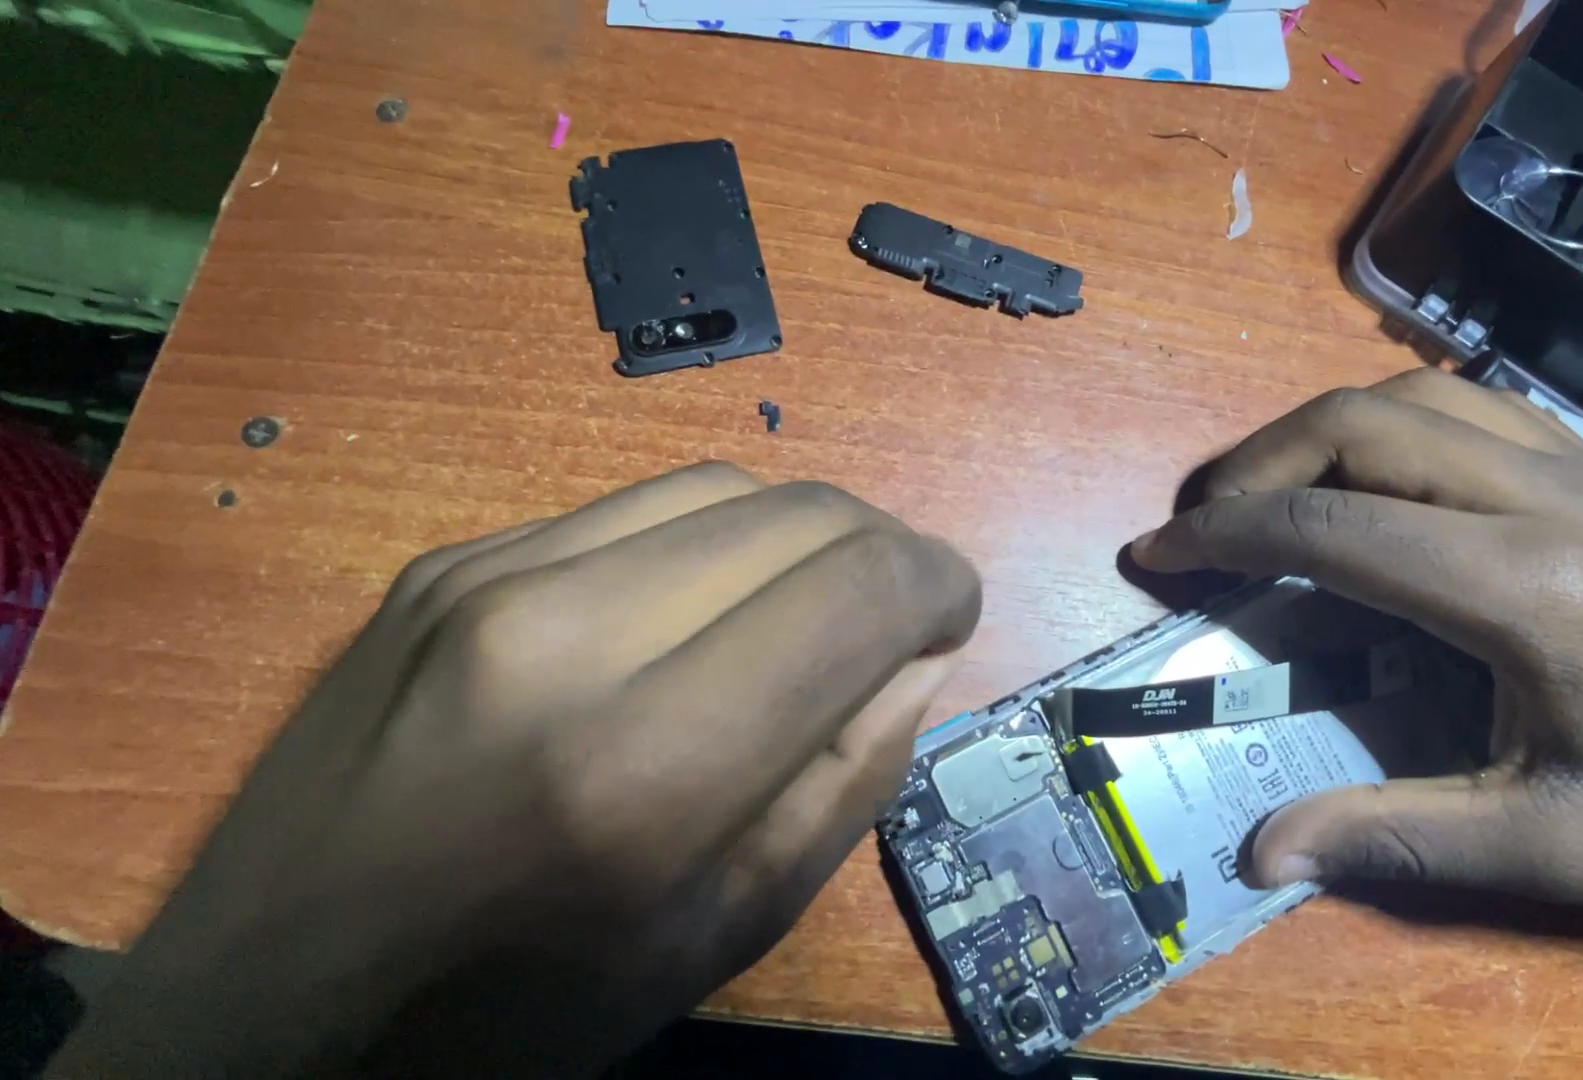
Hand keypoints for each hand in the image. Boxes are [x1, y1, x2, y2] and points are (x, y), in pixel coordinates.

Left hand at [52, 463, 980, 1077]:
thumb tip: (917, 654)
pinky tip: (709, 598)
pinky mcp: (448, 559)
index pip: (857, 591)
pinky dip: (717, 538)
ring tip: (817, 598)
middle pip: (801, 513)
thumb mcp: (727, 933)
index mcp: (644, 767)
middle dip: (886, 548)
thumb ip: (847, 777)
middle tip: (902, 608)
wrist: (260, 1016)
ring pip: (728, 486)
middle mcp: (563, 632)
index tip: (955, 614)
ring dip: (807, 533)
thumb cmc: (521, 1012)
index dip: (938, 583)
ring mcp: (489, 575)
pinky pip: (638, 507)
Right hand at [1132, 369, 1582, 909]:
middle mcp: (1540, 494)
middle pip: (1354, 422)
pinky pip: (1460, 406)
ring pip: (1407, 395)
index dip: (1219, 537)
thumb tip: (1263, 856)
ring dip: (1311, 435)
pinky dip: (1380, 426)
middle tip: (1203, 529)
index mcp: (1522, 583)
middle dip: (1251, 467)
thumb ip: (1397, 838)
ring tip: (1269, 497)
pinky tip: (1369, 482)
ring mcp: (1576, 467)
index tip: (1154, 557)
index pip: (1326, 525)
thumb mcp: (1563, 849)